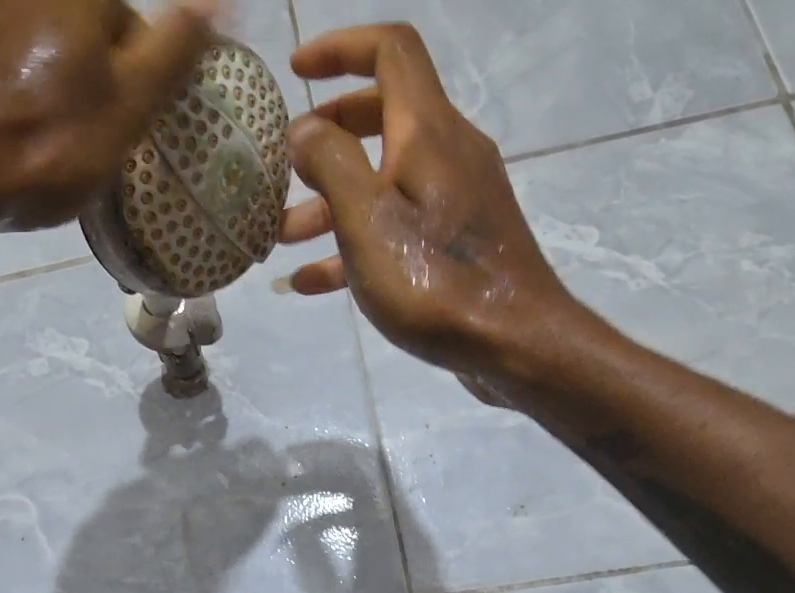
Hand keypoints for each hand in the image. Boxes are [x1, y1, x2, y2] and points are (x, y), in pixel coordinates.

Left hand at [0, 0, 217, 239]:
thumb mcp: (127, 107)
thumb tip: (221, 1)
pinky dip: (12, 67)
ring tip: (39, 121)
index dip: (131, 74)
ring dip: (50, 67)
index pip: (127, 20)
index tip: (115, 119)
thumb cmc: (44, 143)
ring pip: (40, 30)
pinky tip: (6, 107)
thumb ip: (176, 48)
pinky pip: (0, 37)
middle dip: (87, 65)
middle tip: (75, 127)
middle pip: (83, 20)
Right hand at [280, 24, 590, 400]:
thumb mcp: (367, 220)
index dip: (341, 47)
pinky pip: (397, 224)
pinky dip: (354, 240)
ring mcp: (455, 198)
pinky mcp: (456, 241)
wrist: (512, 342)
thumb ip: (331, 165)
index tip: (296, 68)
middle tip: (286, 159)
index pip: (390, 52)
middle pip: (383, 114)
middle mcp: (447, 152)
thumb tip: (305, 129)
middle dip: (328, 132)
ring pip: (384, 178)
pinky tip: (311, 280)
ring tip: (281, 236)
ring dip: (330, 199)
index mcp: (427, 132)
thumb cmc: (434, 281)